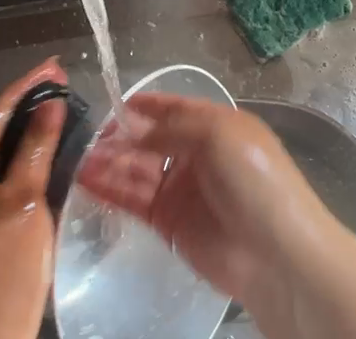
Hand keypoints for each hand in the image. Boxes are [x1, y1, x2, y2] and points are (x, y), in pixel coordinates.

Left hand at [0, 59, 67, 338]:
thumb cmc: (7, 266)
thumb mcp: (27, 199)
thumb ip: (36, 147)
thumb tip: (49, 103)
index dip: (24, 86)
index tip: (54, 65)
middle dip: (21, 104)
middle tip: (58, 84)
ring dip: (18, 131)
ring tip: (51, 110)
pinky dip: (11, 157)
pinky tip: (34, 153)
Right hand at [74, 92, 335, 303]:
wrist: (276, 253)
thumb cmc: (254, 179)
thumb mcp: (218, 135)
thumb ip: (172, 127)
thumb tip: (132, 126)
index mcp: (217, 126)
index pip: (175, 108)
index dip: (146, 105)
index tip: (113, 102)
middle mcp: (198, 154)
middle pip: (151, 138)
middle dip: (121, 136)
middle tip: (88, 137)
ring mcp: (183, 189)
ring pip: (138, 169)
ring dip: (110, 162)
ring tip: (79, 158)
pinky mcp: (169, 222)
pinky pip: (135, 200)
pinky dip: (111, 189)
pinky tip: (86, 180)